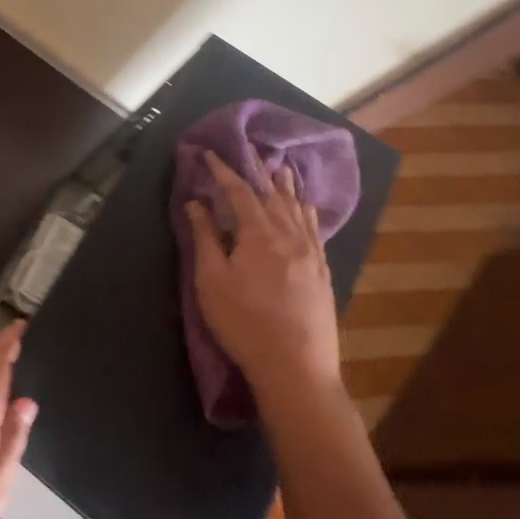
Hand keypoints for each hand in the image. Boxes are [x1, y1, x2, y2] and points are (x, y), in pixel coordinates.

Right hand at [186, 152, 340, 393]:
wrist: (295, 366)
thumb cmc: (244, 322)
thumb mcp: (211, 281)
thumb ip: (205, 238)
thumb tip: (197, 203)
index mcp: (259, 235)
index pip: (240, 193)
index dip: (224, 172)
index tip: (210, 154)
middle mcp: (290, 236)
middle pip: (274, 196)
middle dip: (259, 173)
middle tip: (250, 152)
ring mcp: (311, 254)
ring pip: (298, 210)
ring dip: (286, 187)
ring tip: (281, 168)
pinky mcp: (322, 272)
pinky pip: (314, 230)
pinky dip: (306, 212)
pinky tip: (305, 209)